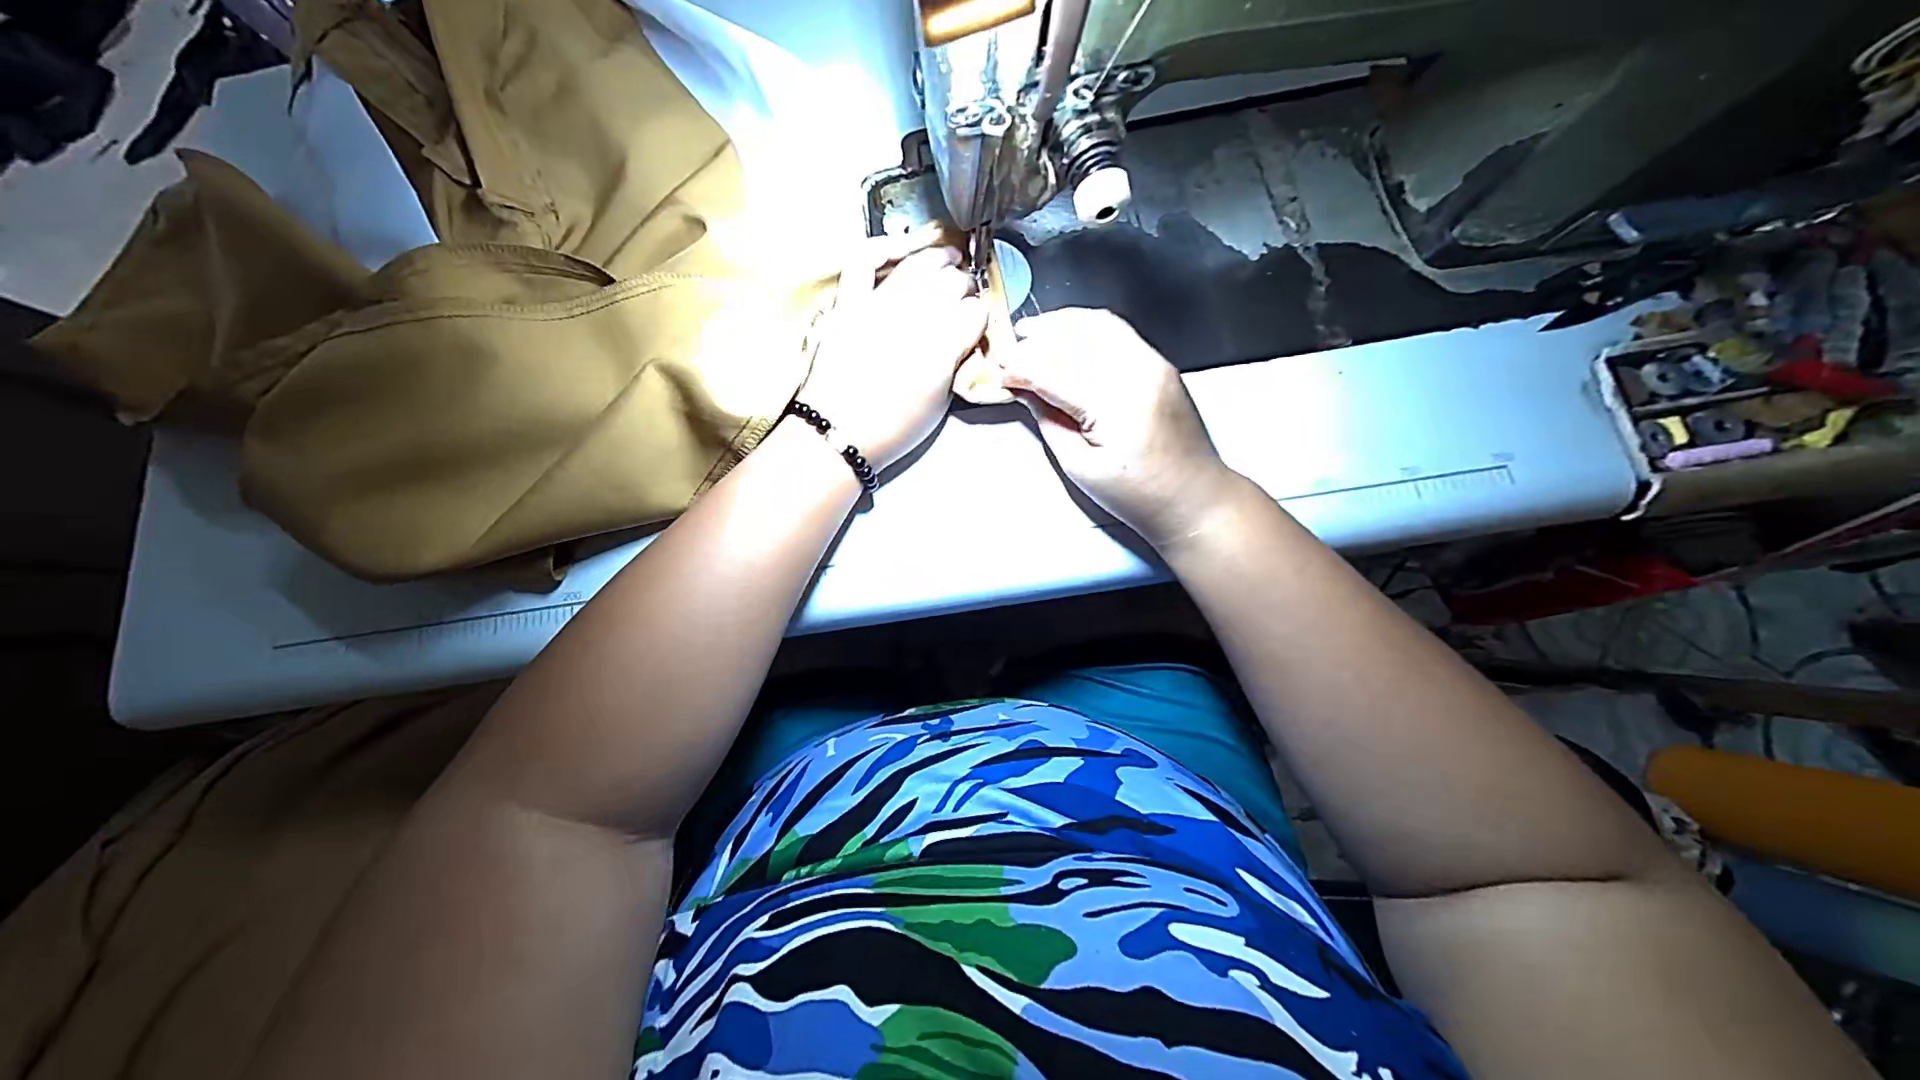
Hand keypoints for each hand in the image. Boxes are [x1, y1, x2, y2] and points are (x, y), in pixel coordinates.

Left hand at [798, 232, 987, 471]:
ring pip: (919, 263)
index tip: (977, 324)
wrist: (837, 433)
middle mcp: (916, 315)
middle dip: (964, 287)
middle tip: (964, 296)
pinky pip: (865, 259)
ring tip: (947, 258)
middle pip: (952, 282)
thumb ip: (955, 362)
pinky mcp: (850, 301)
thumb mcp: (941, 401)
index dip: (980, 317)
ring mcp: (880, 303)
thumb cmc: (892, 427)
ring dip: (938, 258)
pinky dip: (884, 246)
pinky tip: (901, 248)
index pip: (976, 311)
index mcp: (945, 343)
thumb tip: (961, 340)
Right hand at [1003, 308, 1242, 548]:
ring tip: (1032, 333)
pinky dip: (1086, 328)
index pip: (1056, 371)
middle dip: (1037, 340)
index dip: (1021, 367)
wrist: (1194, 497)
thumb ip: (1049, 421)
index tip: (999, 370)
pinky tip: (1066, 336)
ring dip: (1061, 325)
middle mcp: (1138, 375)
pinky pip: (1118, 332)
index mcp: (1116, 407)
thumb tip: (1023, 390)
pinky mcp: (1160, 364)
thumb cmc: (1137, 495)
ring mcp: (1154, 365)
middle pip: (1076, 338)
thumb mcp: (1080, 466)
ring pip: (1098, 324)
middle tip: (1010, 349)